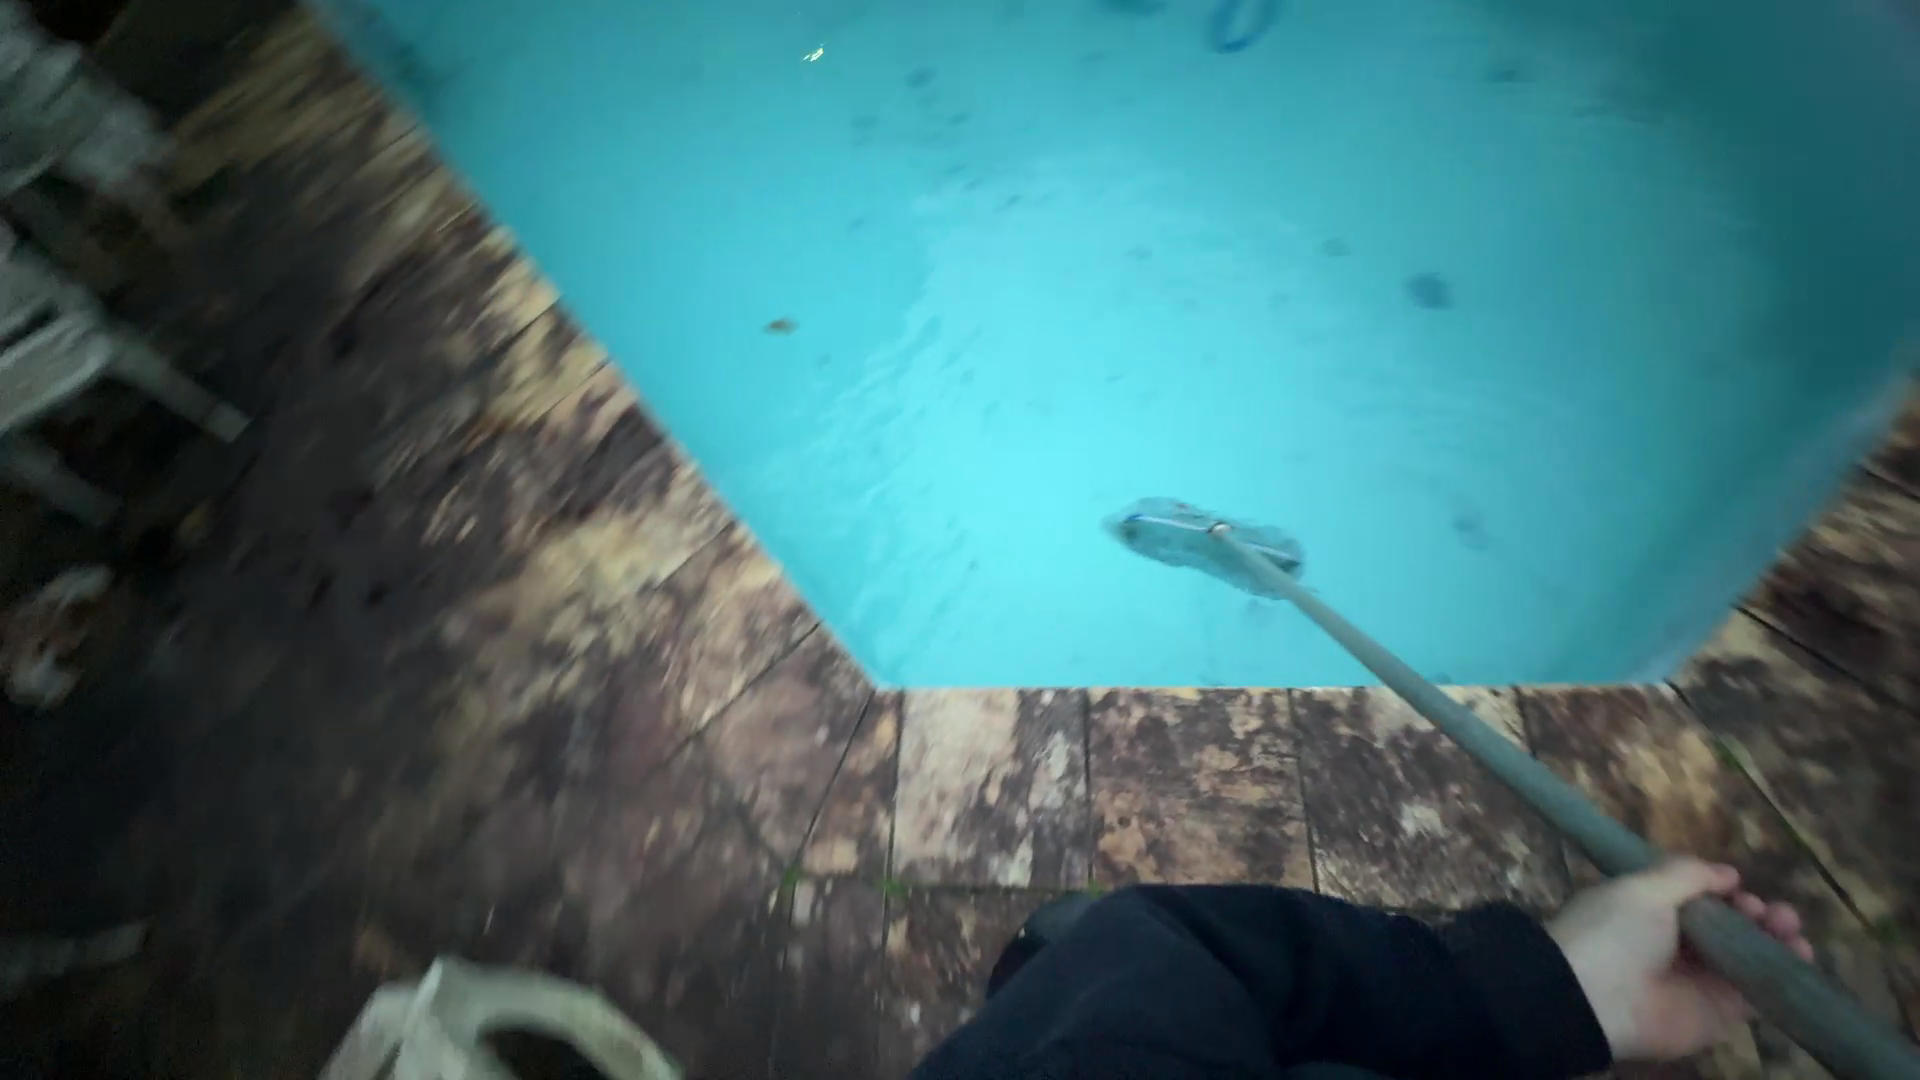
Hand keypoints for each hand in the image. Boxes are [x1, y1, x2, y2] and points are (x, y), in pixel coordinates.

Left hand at [1547, 858, 1814, 1061]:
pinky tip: (1801, 956)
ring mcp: (1696, 974)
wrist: (1601, 998)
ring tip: (1791, 928)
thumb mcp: (1640, 890)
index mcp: (1639, 906)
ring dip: (1772, 938)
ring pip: (1744, 953)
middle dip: (1750, 913)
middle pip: (1720, 923)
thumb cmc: (1614, 932)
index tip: (1738, 886)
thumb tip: (1726, 871)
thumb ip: (1682, 876)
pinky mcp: (1720, 1009)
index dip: (1715, 888)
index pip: (1686, 894)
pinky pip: (1757, 990)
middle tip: (1772, 911)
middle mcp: (1667, 939)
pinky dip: (1780, 973)